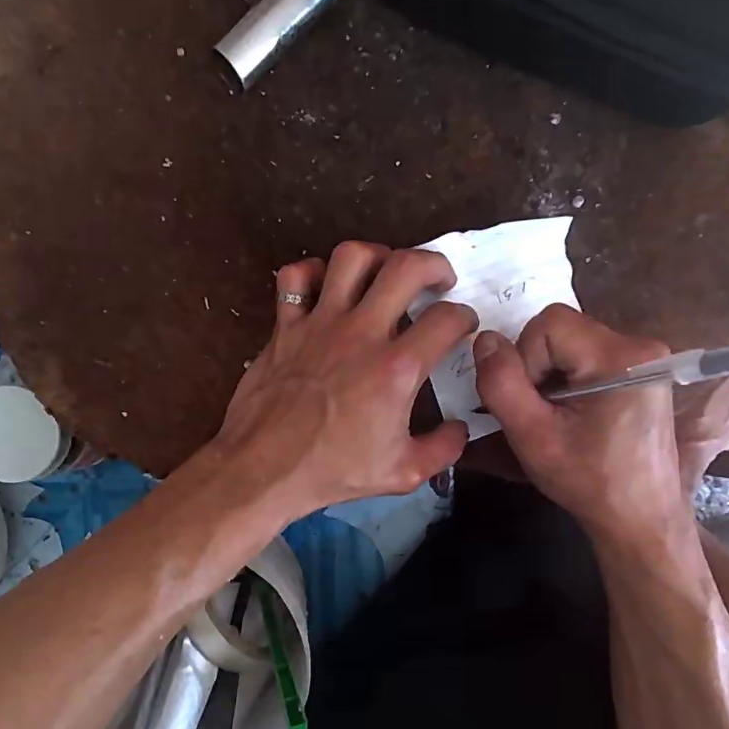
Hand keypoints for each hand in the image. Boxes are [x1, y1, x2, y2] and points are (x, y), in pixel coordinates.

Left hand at [206, 241, 477, 519]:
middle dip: (433, 264)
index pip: (447, 319)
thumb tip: (460, 429)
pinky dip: (311, 272)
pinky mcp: (284, 328)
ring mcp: (318, 325)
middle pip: (406, 267)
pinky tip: (324, 287)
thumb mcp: (402, 473)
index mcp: (396, 368)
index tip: (460, 326)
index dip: (464, 317)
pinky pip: (294, 279)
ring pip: (350, 257)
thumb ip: (442, 449)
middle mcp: (360, 334)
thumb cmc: (331, 471)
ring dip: (376, 256)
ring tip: (384, 273)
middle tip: (437, 280)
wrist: (265, 469)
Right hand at [472, 305, 688, 541]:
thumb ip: (501, 383)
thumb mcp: (531, 435)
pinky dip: (565, 378)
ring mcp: (645, 356)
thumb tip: (484, 338)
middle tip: (540, 413)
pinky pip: (584, 355)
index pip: (547, 324)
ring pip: (568, 341)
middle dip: (535, 367)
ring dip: (547, 374)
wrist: (639, 515)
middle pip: (558, 329)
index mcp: (620, 356)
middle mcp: (640, 345)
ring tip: (555, 416)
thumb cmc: (587, 480)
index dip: (525, 359)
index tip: (533, 404)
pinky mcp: (641, 370)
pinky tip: (571, 413)